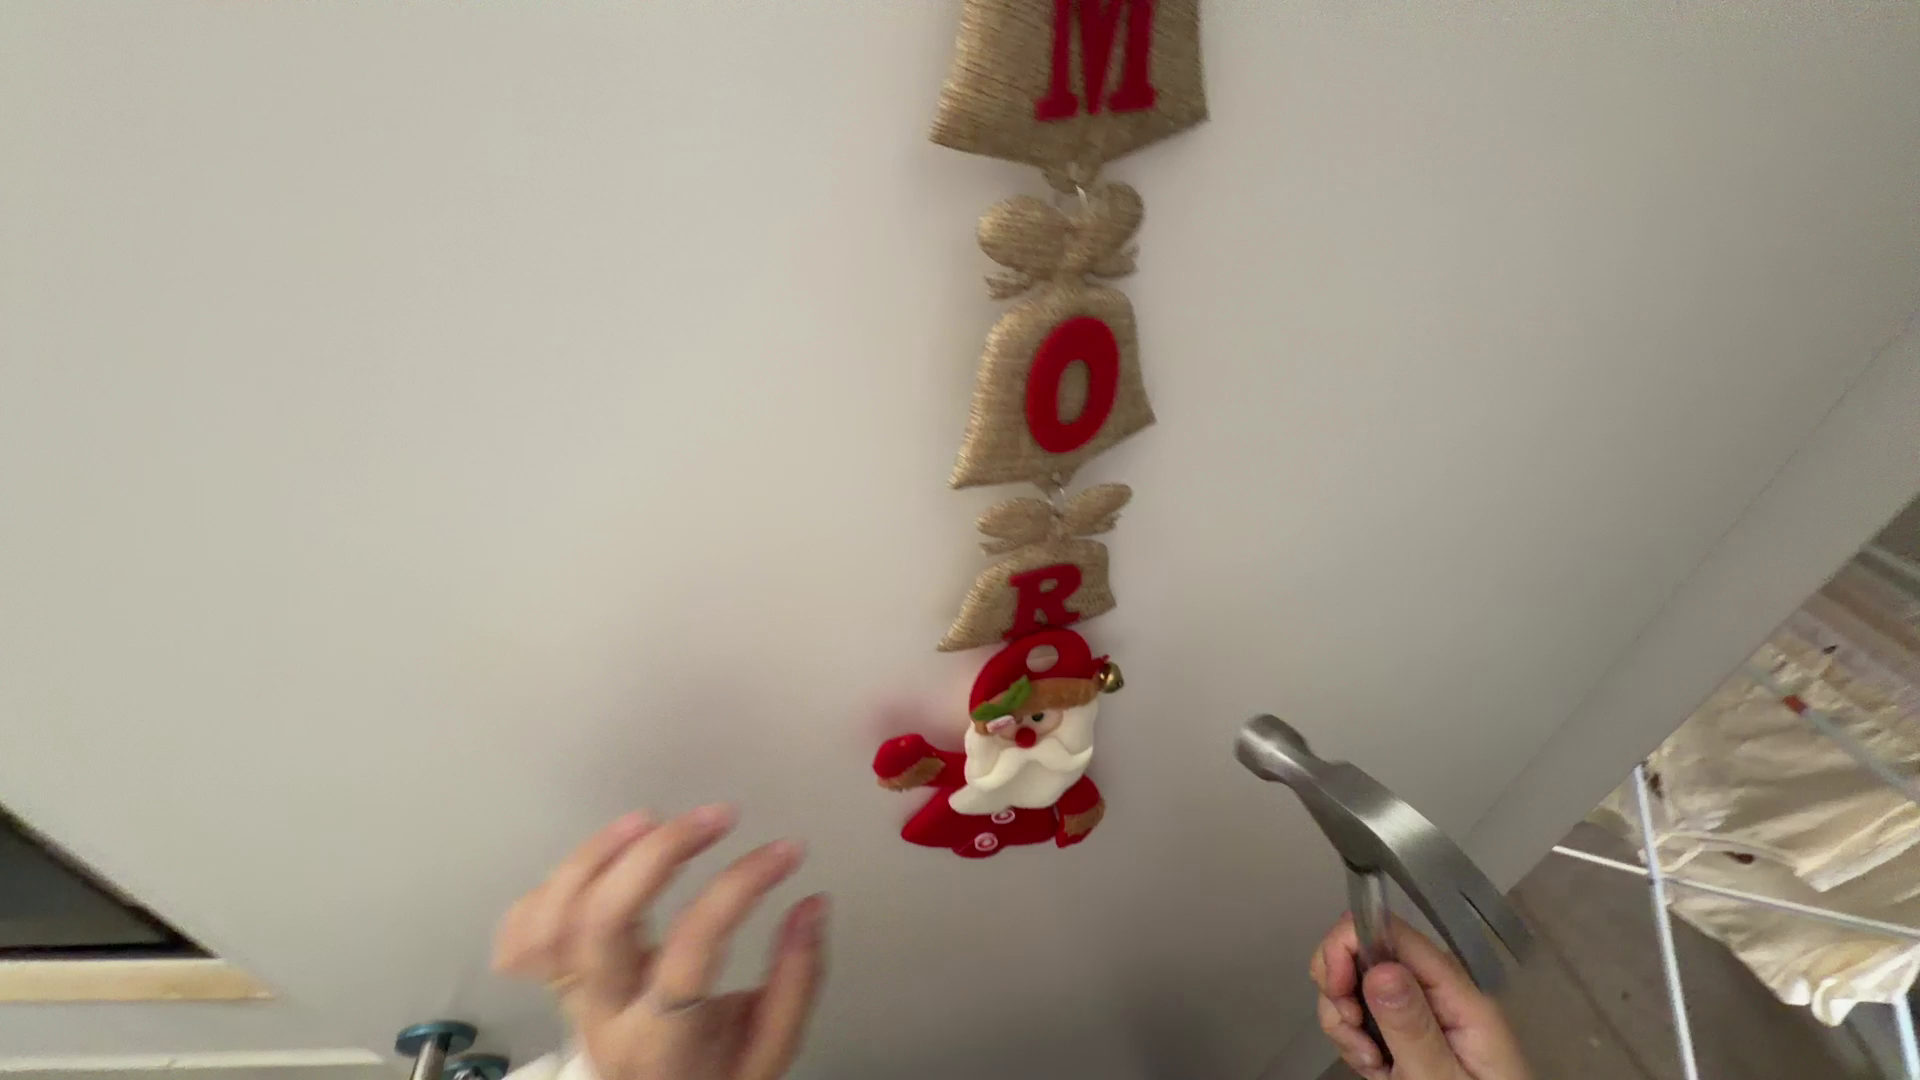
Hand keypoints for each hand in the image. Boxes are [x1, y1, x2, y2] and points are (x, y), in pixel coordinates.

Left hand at [493, 807, 827, 1079]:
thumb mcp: (771, 1053)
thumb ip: (796, 980)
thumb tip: (811, 903)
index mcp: (663, 1043)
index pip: (694, 946)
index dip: (741, 885)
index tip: (786, 850)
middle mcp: (605, 1018)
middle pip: (603, 921)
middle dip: (662, 850)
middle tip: (716, 816)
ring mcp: (572, 1001)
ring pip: (554, 918)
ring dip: (596, 855)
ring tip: (650, 819)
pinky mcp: (560, 987)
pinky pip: (524, 938)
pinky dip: (549, 890)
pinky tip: (600, 860)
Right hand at [1309, 914, 1530, 1079]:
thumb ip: (1414, 1031)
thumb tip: (1381, 969)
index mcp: (1461, 998)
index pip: (1394, 932)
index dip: (1350, 943)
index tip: (1335, 987)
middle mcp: (1439, 992)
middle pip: (1366, 948)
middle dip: (1340, 984)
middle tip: (1350, 1029)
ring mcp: (1421, 1009)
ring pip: (1354, 979)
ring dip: (1343, 1017)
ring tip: (1368, 1063)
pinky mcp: (1406, 1027)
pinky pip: (1359, 1008)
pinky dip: (1350, 1034)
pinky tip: (1372, 1067)